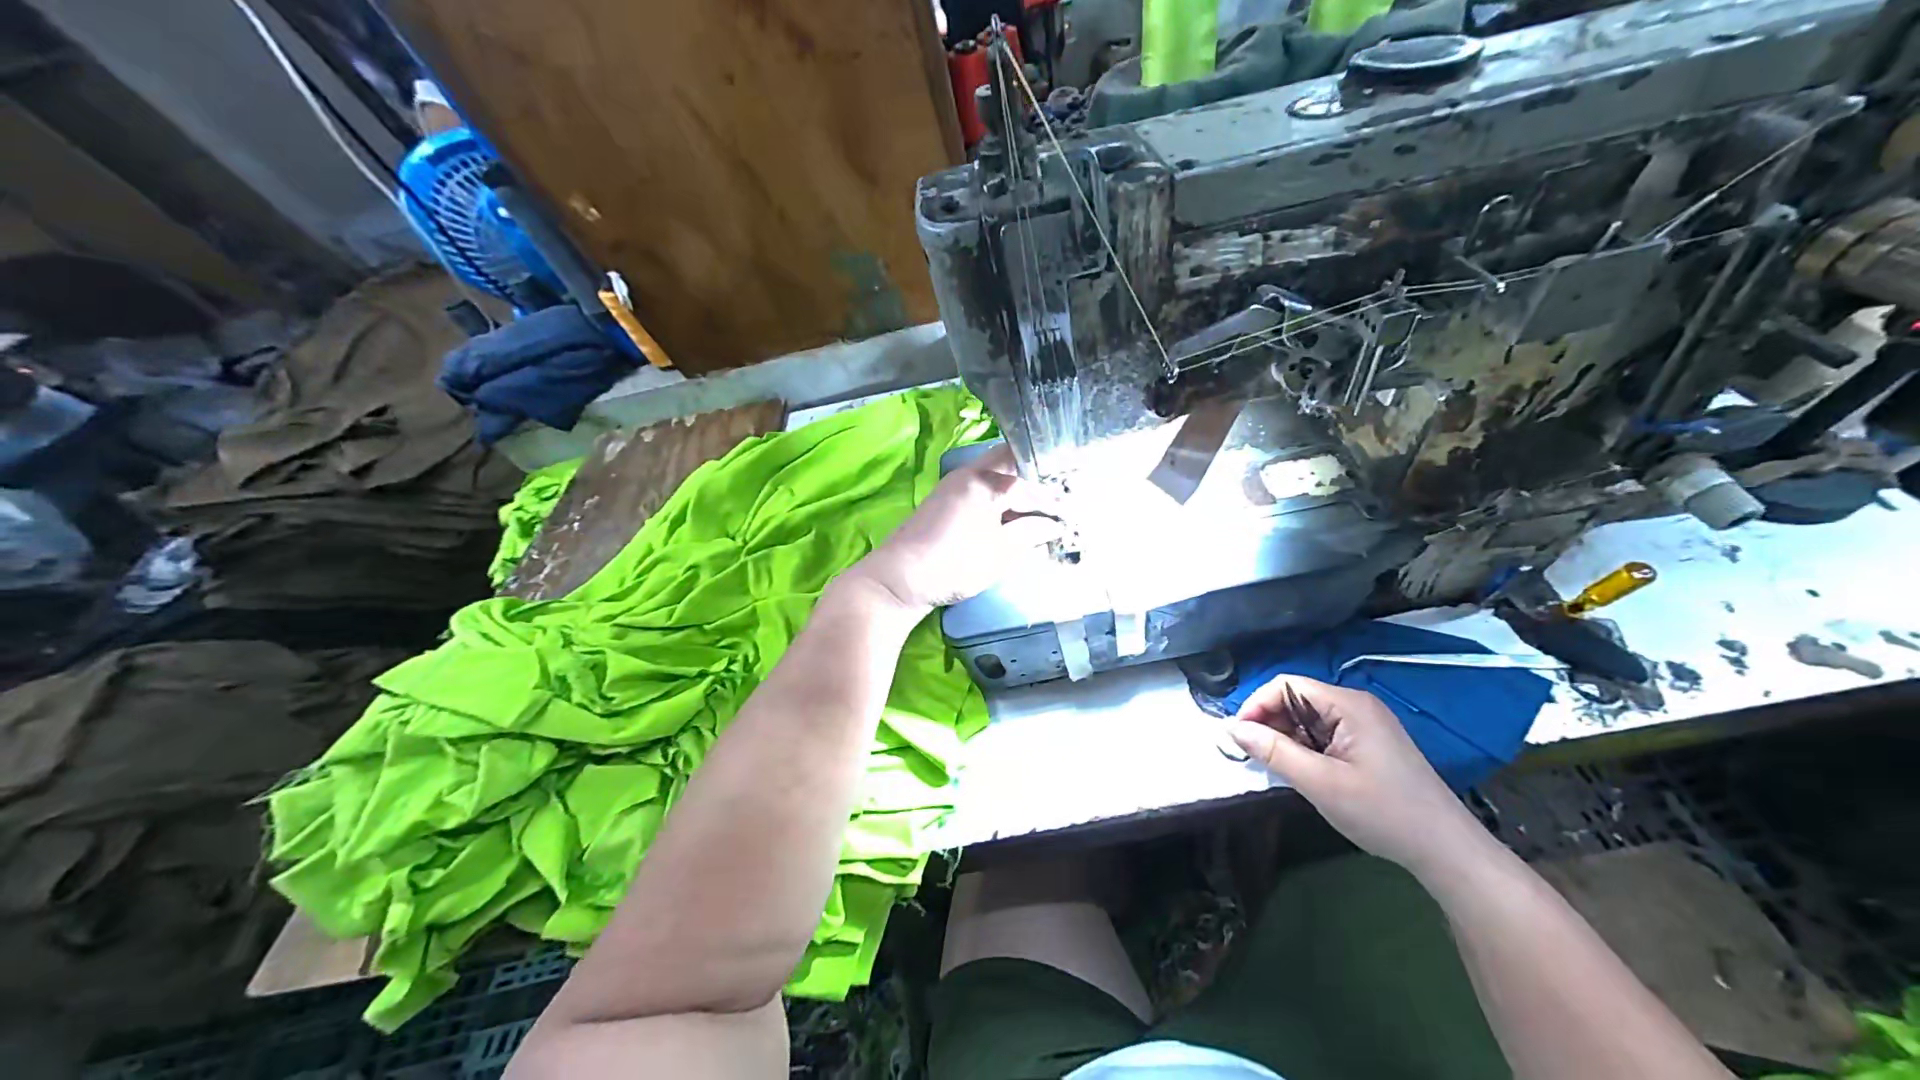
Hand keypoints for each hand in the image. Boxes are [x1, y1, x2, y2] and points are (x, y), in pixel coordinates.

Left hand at [847, 445, 1063, 612]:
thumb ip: (1029, 533)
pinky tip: (1011, 521)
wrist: (899, 579)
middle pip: (1010, 468)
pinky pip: (981, 492)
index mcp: (985, 480)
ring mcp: (953, 487)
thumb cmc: (954, 562)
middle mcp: (968, 475)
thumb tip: (1052, 525)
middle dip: (1035, 484)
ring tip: (1039, 515)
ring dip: (1016, 494)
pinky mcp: (944, 504)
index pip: (1028, 483)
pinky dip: (999, 502)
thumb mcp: (1000, 552)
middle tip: (1056, 505)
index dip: (1052, 499)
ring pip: (994, 480)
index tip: (1071, 511)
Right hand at [1227, 676, 1488, 876]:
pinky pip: (1324, 735)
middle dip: (1269, 723)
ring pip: (1307, 719)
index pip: (1286, 686)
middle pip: (1296, 700)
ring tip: (1278, 768)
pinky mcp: (1369, 745)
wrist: (1446, 850)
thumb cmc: (1383, 812)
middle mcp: (1357, 707)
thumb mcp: (1320, 783)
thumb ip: (1273, 752)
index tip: (1238, 737)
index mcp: (1349, 705)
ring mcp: (1365, 726)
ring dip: (1286, 739)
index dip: (1256, 706)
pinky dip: (1305, 749)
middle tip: (1255, 756)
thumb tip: (1233, 729)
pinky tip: (1303, 773)